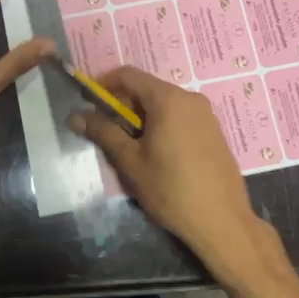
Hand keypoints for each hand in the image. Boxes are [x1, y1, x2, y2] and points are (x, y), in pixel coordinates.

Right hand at [71, 67, 276, 278]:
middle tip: (106, 130)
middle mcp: (189, 98)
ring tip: (130, 146)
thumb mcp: (131, 162)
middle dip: (123, 104)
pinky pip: (181, 117)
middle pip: (147, 88)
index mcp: (168, 98)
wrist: (223, 223)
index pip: (128, 74)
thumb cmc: (171, 190)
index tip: (88, 103)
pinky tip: (158, 155)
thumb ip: (103, 132)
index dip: (104, 83)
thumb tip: (75, 116)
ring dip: (142, 117)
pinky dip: (162, 125)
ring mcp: (206, 115)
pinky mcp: (214, 132)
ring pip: (164, 104)